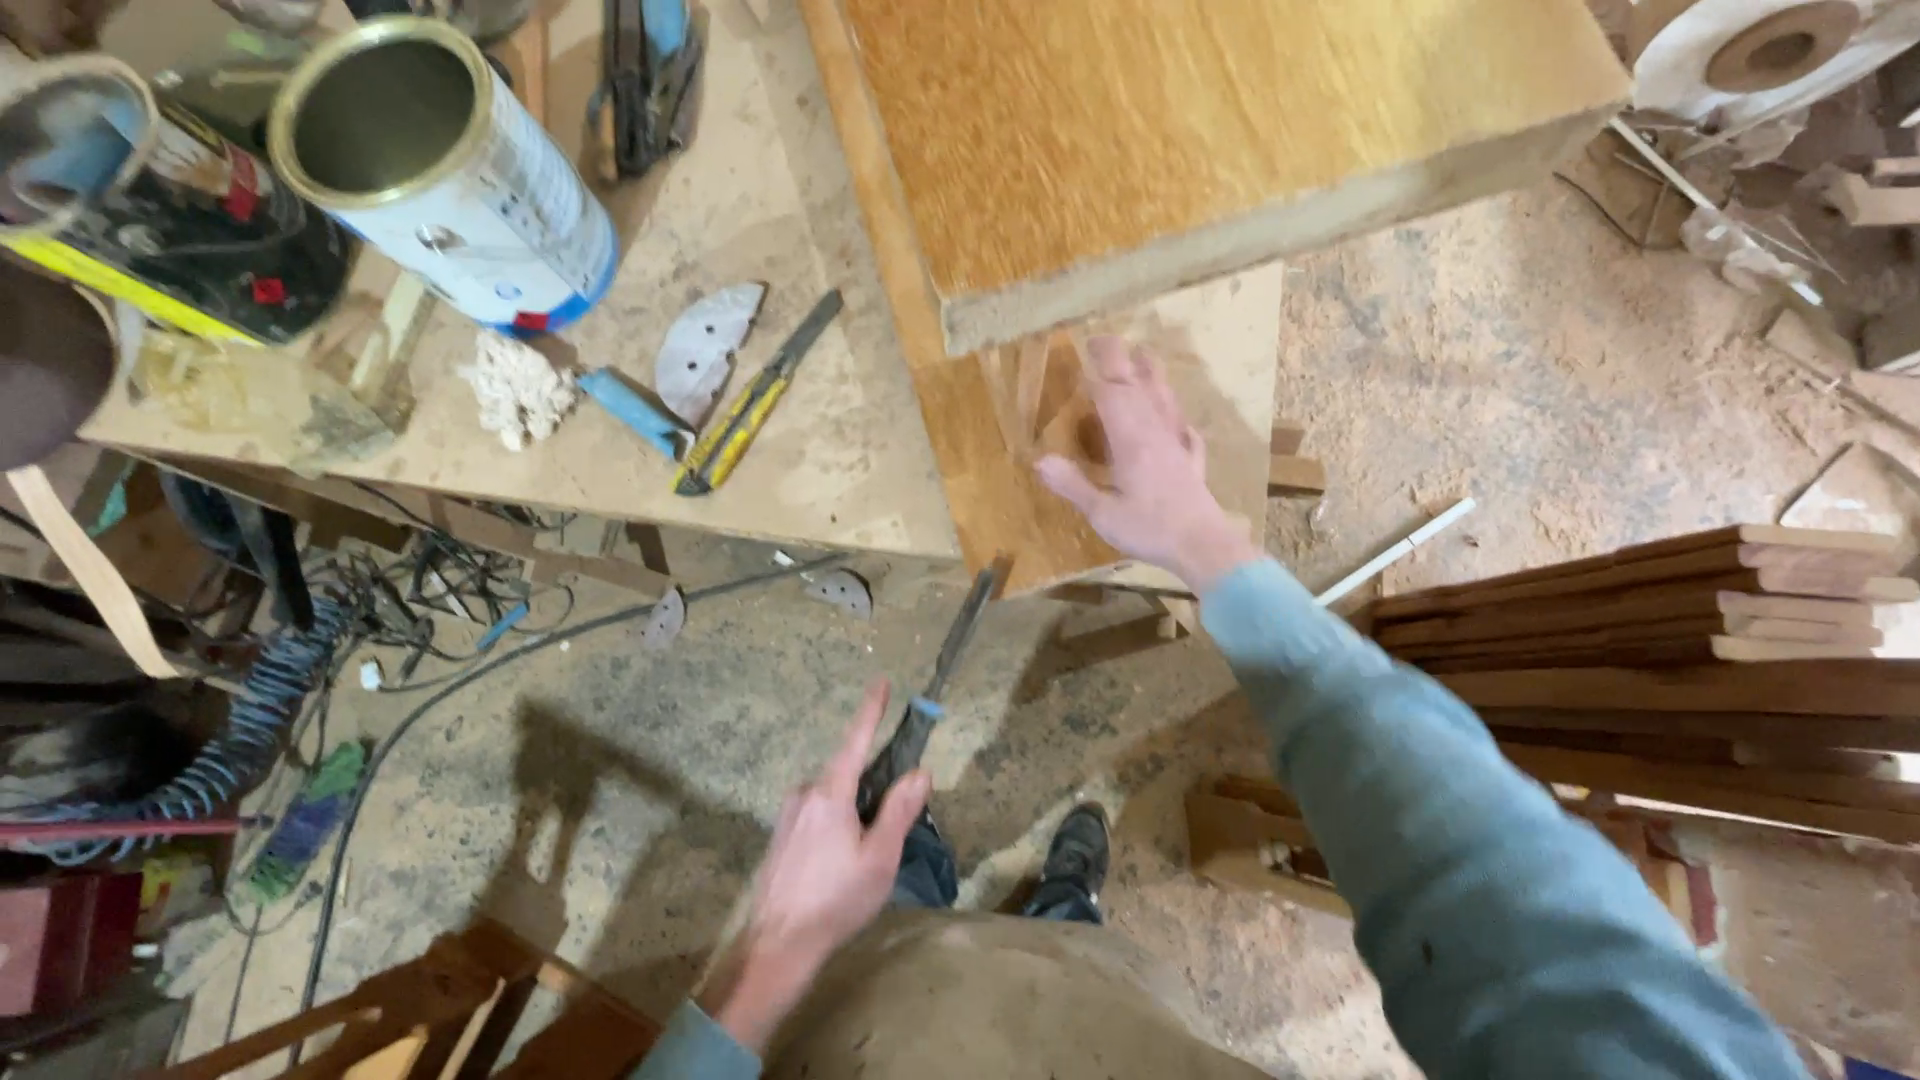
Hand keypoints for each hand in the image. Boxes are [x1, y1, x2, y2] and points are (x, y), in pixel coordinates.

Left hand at [699, 679, 930, 1052]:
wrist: (776, 946)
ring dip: (853, 810)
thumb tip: (919, 771)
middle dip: (872, 786)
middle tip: (891, 824)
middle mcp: (804, 794)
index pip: (855, 740)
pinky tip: (841, 863)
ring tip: (866, 855)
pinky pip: (817, 815)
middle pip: (846, 773)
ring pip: (832, 798)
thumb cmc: (836, 899)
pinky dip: (836, 824)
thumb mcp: (880, 857)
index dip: (870, 710)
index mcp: (830, 793)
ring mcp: (788, 815)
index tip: (881, 682)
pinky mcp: (780, 837)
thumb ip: (899, 810)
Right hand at [1036, 336, 1260, 592]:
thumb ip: (1073, 485)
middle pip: (1139, 389)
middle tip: (1108, 342)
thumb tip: (1039, 460)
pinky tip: (1184, 426)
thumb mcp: (1102, 512)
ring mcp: (1177, 449)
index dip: (1102, 366)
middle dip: (1123, 363)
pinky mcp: (1192, 467)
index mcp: (1131, 440)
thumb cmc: (1149, 529)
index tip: (1090, 343)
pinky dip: (1182, 425)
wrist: (1203, 546)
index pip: (1114, 392)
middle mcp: (1156, 435)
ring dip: (1154, 379)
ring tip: (1148, 359)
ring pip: (1165, 404)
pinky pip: (1186, 437)